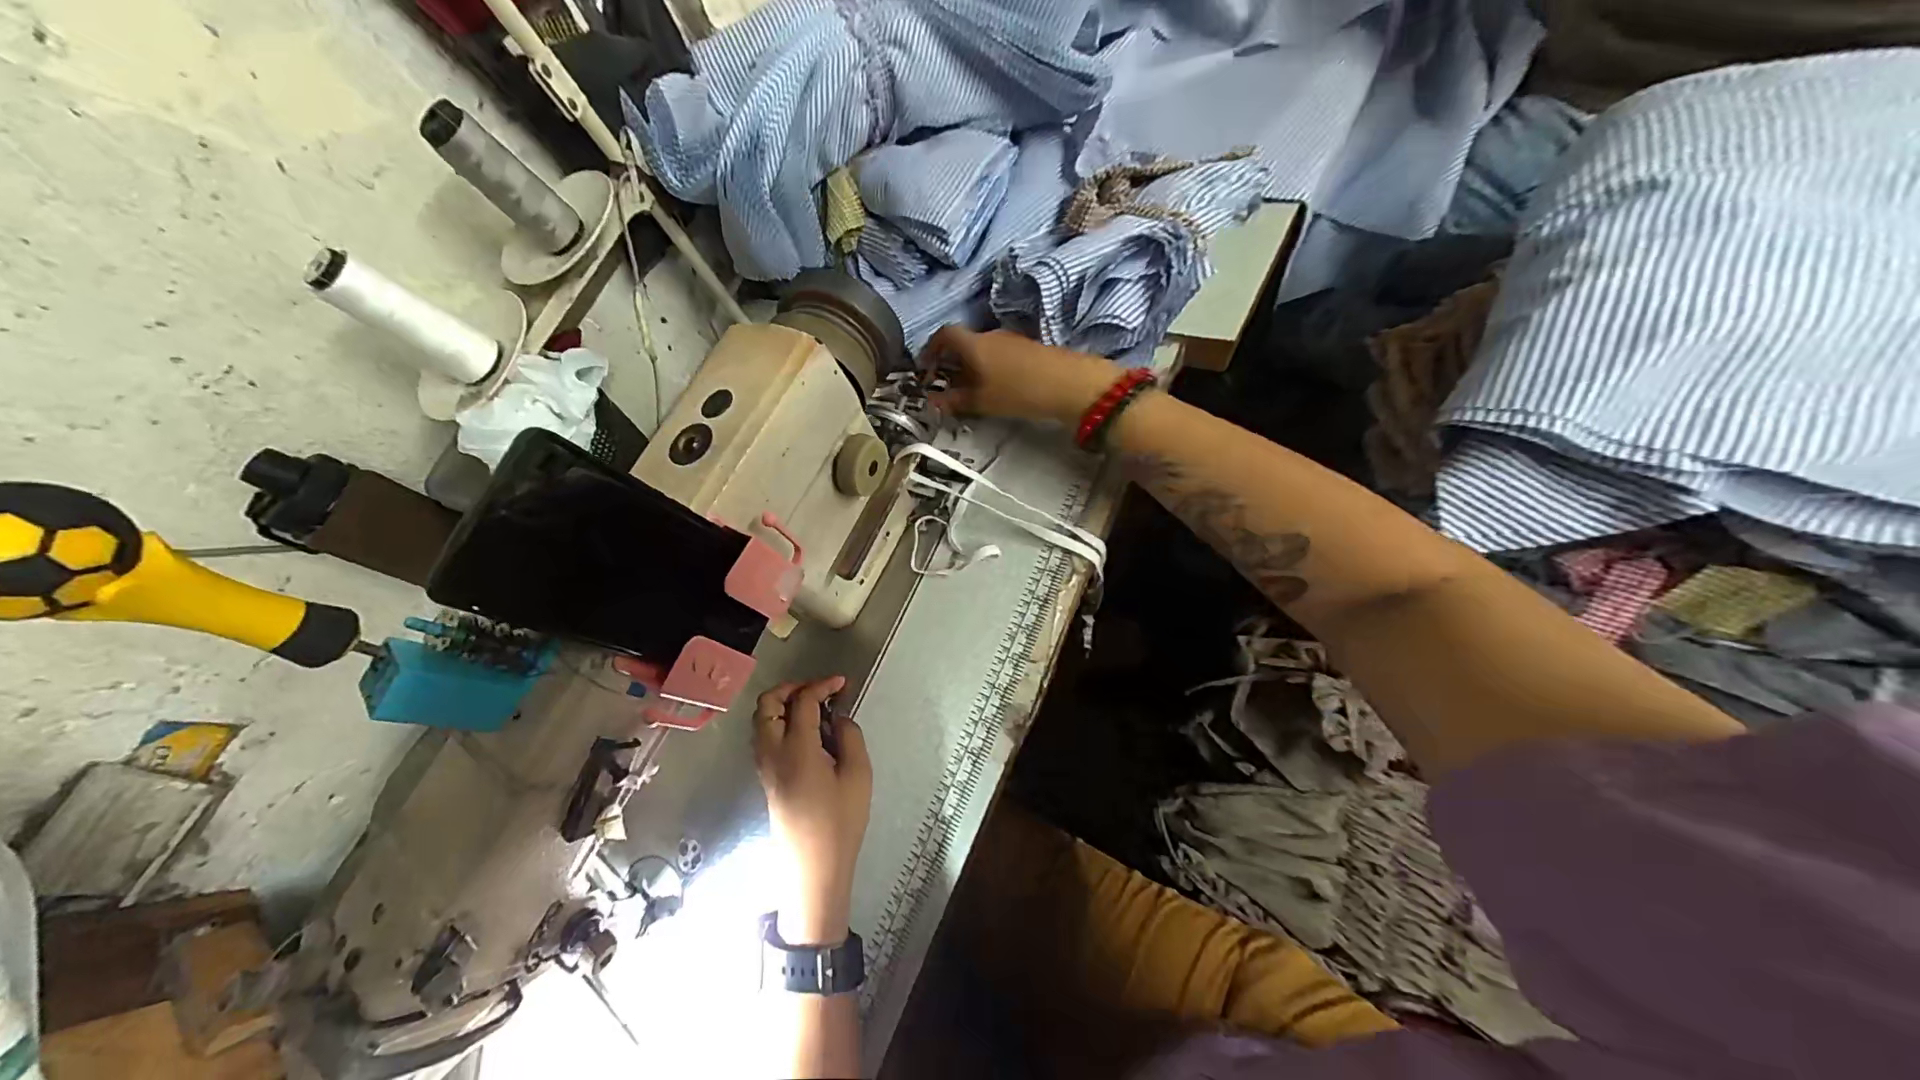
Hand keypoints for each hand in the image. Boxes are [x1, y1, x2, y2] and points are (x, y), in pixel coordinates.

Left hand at [752, 676, 871, 945]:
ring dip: (782, 705)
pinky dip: (779, 722)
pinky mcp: (766, 779)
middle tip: (819, 690)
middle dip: (791, 688)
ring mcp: (765, 767)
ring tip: (813, 708)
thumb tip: (837, 719)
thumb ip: (849, 737)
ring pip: (760, 721)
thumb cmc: (840, 821)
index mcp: (796, 748)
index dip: (821, 685)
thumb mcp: (858, 775)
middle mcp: (772, 752)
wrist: (814, 868)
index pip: (802, 702)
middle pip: (767, 705)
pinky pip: (764, 738)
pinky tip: (805, 732)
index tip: (841, 683)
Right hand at [923, 326, 1120, 426]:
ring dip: (972, 367)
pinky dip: (990, 368)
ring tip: (971, 392)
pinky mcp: (1028, 349)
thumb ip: (955, 401)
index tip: (926, 368)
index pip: (944, 335)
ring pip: (982, 349)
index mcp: (973, 344)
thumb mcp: (982, 402)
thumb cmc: (1018, 391)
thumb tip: (933, 402)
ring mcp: (1011, 340)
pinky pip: (999, 355)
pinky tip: (996, 389)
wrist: (1069, 383)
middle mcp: (990, 336)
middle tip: (947, 387)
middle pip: (963, 343)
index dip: (931, 349)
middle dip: (951, 362)